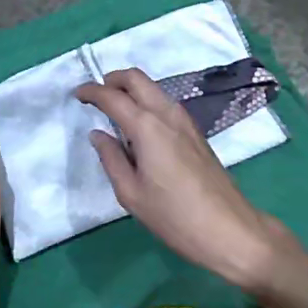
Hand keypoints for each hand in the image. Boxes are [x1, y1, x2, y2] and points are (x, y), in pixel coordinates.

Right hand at [76, 68, 295, 290]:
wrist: (229, 230)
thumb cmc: (174, 216)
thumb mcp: (131, 193)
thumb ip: (111, 158)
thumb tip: (98, 134)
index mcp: (147, 126)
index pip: (112, 96)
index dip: (92, 91)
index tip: (77, 94)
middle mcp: (166, 114)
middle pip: (136, 78)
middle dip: (113, 79)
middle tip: (97, 95)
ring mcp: (185, 121)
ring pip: (153, 88)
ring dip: (131, 90)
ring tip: (115, 112)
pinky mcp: (195, 132)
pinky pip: (165, 104)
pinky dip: (146, 102)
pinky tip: (139, 128)